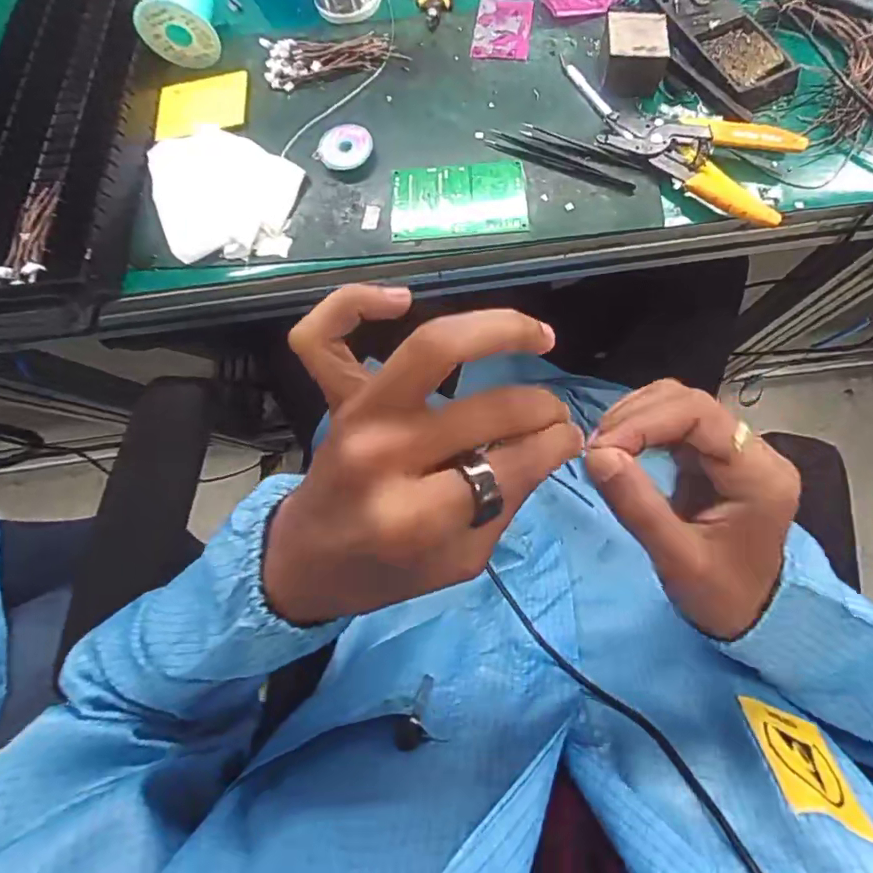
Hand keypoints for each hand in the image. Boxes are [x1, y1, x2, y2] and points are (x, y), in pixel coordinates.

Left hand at [264, 285, 584, 624]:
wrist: (305, 562)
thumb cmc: (384, 572)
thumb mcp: (460, 562)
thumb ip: (507, 500)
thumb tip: (552, 440)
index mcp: (414, 516)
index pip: (511, 462)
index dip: (554, 446)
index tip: (567, 440)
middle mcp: (384, 455)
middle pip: (487, 407)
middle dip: (541, 405)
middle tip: (553, 411)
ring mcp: (355, 417)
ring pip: (430, 348)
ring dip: (496, 329)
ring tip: (534, 334)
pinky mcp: (333, 397)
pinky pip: (321, 338)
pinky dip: (353, 304)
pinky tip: (401, 300)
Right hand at [584, 380, 800, 640]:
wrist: (750, 620)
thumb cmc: (721, 597)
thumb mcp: (678, 560)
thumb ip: (639, 506)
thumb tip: (596, 455)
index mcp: (759, 475)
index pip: (699, 414)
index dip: (644, 421)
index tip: (602, 448)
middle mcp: (753, 451)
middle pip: (688, 401)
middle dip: (634, 417)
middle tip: (596, 450)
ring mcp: (734, 450)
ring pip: (678, 403)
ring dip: (633, 417)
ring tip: (603, 448)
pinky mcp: (712, 455)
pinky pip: (673, 421)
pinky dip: (639, 427)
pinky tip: (618, 446)